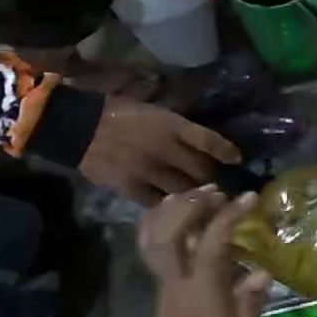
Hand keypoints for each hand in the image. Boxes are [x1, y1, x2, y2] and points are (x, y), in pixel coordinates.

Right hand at [80, 98, 241, 206]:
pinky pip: (159, 203)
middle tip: (216, 182)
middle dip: (211, 177)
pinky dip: (169, 205)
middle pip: (201, 170)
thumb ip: (174, 126)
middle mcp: (166, 149)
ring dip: (195, 195)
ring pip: (184, 190)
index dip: (226, 151)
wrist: (78, 127)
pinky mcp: (133, 189)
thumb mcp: (151, 108)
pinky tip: (173, 208)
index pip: (209, 140)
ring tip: (200, 199)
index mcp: (172, 125)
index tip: (237, 159)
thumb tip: (193, 139)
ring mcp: (150, 171)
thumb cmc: (115, 111)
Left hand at [135, 188, 271, 316]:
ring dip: (175, 208)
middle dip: (196, 203)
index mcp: (204, 285)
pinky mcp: (157, 280)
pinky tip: (170, 212)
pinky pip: (149, 243)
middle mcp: (179, 274)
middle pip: (176, 227)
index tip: (250, 197)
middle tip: (219, 192)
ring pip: (157, 232)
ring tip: (196, 194)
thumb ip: (251, 301)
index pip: (215, 238)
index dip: (232, 214)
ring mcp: (164, 276)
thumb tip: (263, 271)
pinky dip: (155, 222)